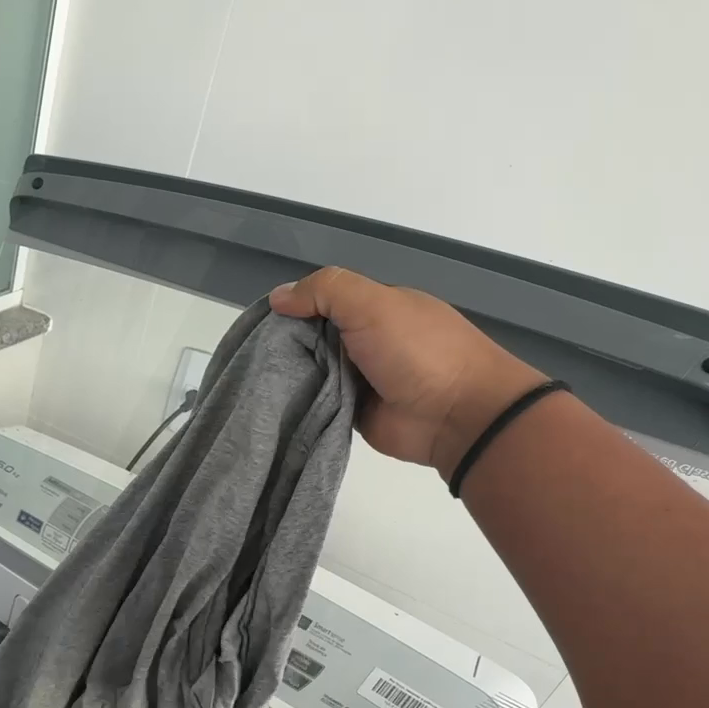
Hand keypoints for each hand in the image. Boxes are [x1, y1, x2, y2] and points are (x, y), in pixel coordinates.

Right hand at [269, 267, 546, 478]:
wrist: (458, 416)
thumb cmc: (419, 352)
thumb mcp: (375, 305)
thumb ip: (327, 291)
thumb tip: (277, 296)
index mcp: (375, 310)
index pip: (320, 303)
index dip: (291, 309)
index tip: (261, 324)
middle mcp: (364, 341)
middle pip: (308, 338)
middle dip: (282, 345)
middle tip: (252, 356)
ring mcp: (356, 378)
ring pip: (306, 371)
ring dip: (285, 376)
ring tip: (251, 380)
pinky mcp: (347, 410)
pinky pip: (312, 402)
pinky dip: (294, 401)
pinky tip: (270, 401)